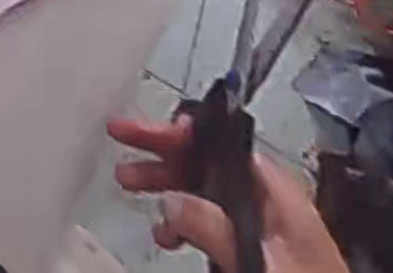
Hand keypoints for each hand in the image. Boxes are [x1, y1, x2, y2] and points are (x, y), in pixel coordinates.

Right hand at [109, 117, 348, 272]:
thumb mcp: (264, 266)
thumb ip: (215, 229)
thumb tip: (168, 200)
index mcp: (273, 191)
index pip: (220, 143)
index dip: (180, 132)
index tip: (145, 132)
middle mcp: (264, 198)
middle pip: (204, 158)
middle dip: (159, 149)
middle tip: (119, 136)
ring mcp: (258, 224)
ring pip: (200, 187)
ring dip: (163, 182)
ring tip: (127, 182)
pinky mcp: (251, 249)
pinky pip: (207, 219)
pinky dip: (180, 220)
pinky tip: (165, 235)